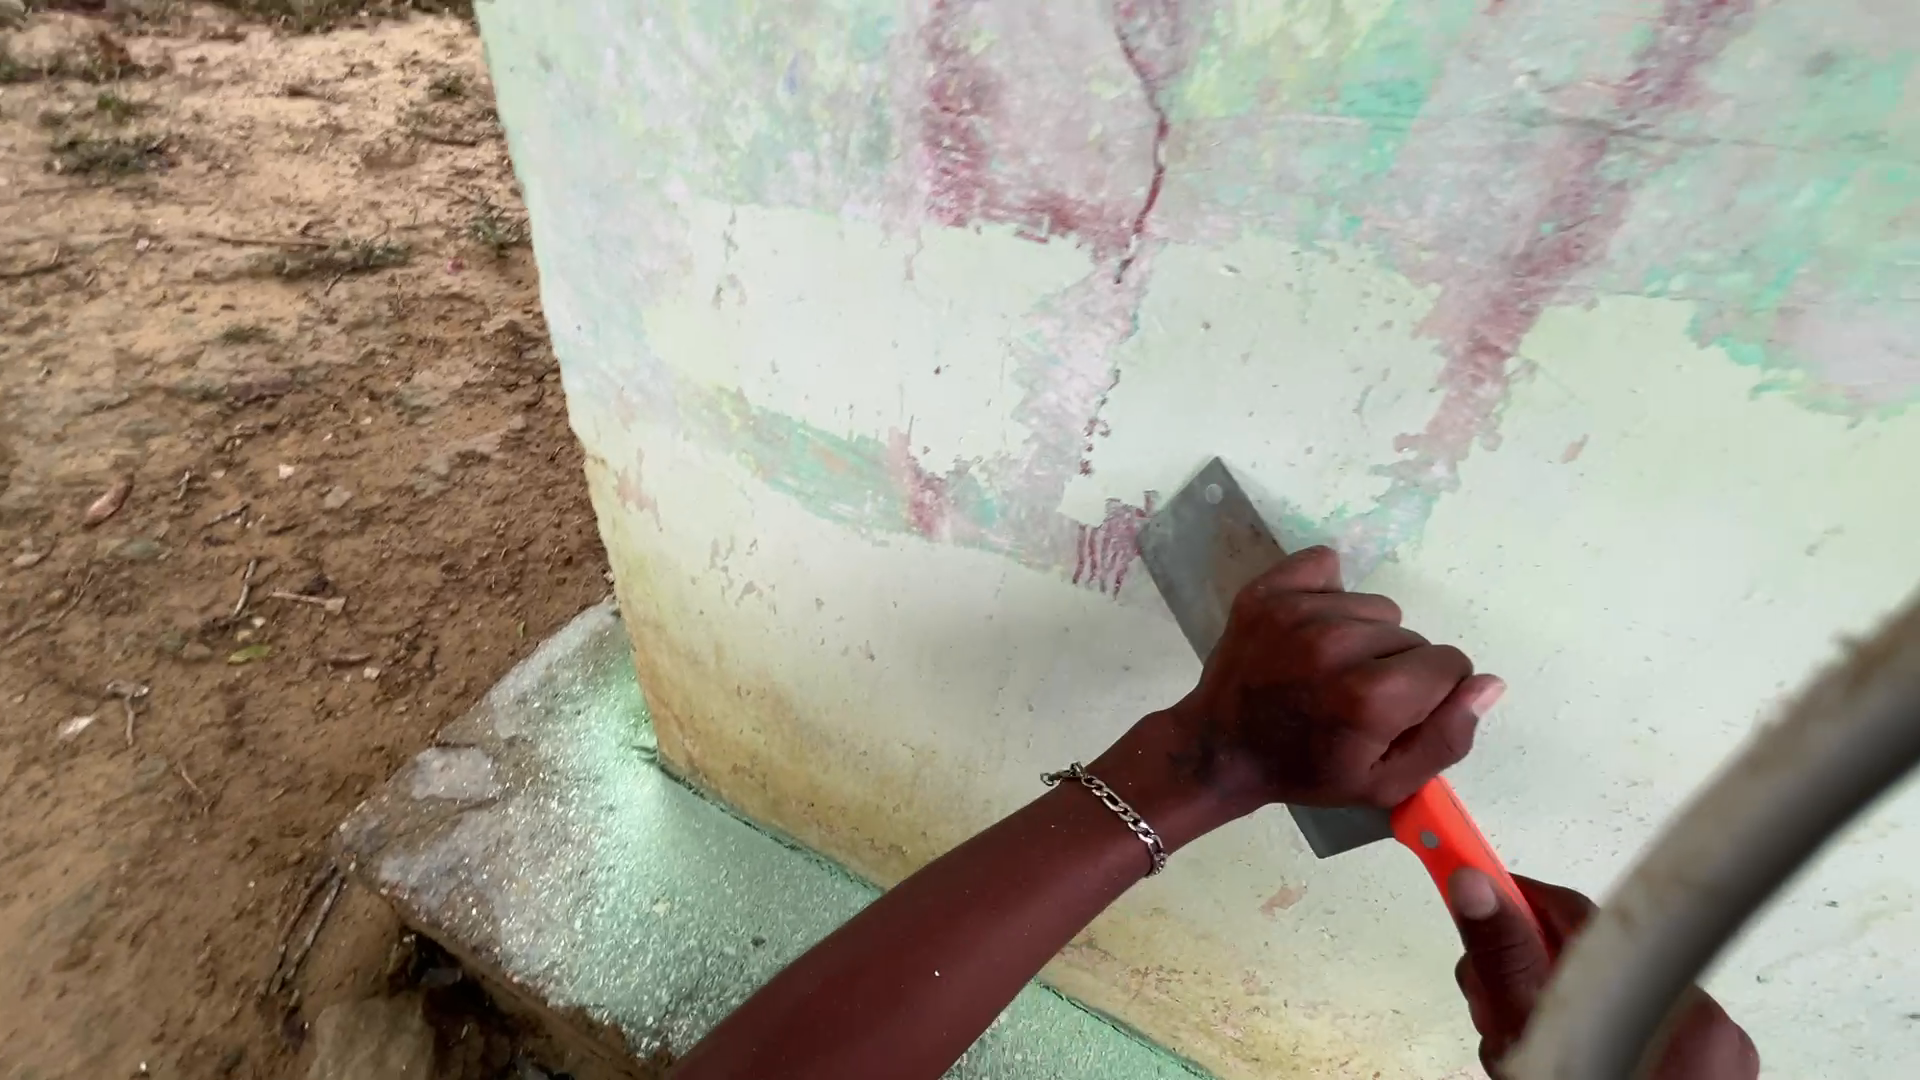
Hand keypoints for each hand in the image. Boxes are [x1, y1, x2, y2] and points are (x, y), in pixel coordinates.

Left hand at [1131, 545, 1502, 813]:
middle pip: (1407, 634)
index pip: (1448, 663)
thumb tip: (1488, 684)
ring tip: (1325, 665)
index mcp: (1370, 695)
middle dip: (1395, 664)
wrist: (1221, 747)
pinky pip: (1323, 563)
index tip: (1393, 709)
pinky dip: (1325, 589)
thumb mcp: (1386, 782)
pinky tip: (1309, 625)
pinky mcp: (1263, 592)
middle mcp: (1334, 642)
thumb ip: (1448, 737)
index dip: (1430, 689)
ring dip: (1362, 631)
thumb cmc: (1306, 769)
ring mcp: (1293, 612)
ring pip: (1372, 606)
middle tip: (1350, 692)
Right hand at [1450, 870, 1758, 1078]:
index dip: (1504, 895)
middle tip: (1487, 1005)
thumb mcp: (1528, 1042)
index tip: (1454, 870)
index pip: (1569, 906)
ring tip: (1513, 1046)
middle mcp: (1700, 1016)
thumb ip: (1501, 959)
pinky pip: (1604, 1010)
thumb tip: (1473, 885)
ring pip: (1580, 979)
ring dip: (1529, 999)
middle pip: (1572, 944)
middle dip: (1511, 965)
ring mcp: (1700, 1046)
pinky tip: (1541, 1053)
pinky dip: (1561, 1022)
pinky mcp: (1685, 1064)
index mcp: (1675, 1003)